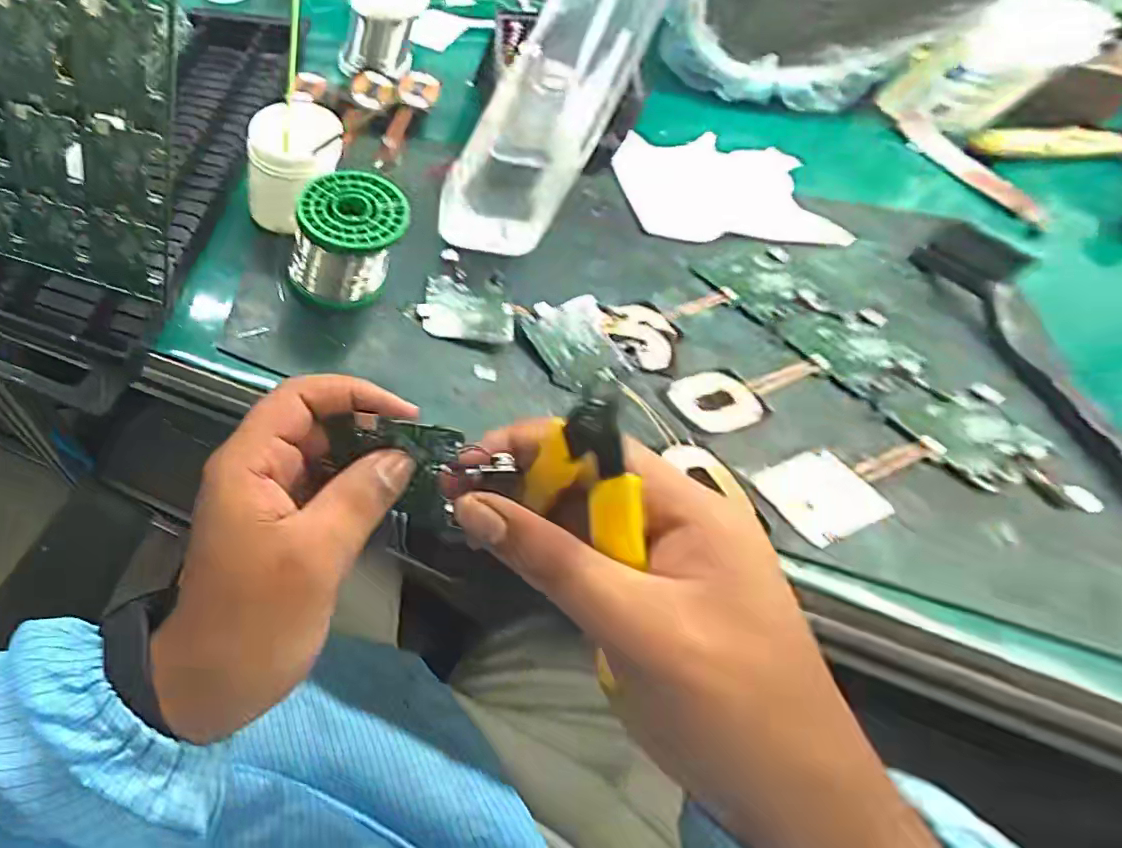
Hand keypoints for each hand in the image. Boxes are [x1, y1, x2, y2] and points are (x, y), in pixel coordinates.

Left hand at [150, 375, 418, 743]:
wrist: (207, 681)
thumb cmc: (255, 619)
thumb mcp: (314, 557)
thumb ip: (357, 498)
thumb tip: (400, 455)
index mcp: (246, 461)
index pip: (297, 398)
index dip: (351, 394)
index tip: (405, 415)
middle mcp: (250, 467)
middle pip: (306, 423)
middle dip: (360, 425)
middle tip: (417, 448)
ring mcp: (260, 495)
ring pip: (313, 456)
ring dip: (358, 456)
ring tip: (410, 468)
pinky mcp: (272, 524)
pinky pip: (313, 488)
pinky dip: (347, 486)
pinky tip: (383, 496)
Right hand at [451, 424, 935, 847]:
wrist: (799, 809)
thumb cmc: (730, 708)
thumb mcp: (633, 625)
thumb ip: (549, 559)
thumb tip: (467, 503)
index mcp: (689, 511)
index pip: (596, 446)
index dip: (527, 444)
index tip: (468, 464)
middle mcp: (672, 520)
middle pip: (579, 474)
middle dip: (514, 476)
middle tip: (454, 495)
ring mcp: (656, 556)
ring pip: (572, 511)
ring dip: (519, 509)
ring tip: (466, 517)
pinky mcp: (639, 590)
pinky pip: (578, 549)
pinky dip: (536, 544)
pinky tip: (501, 547)